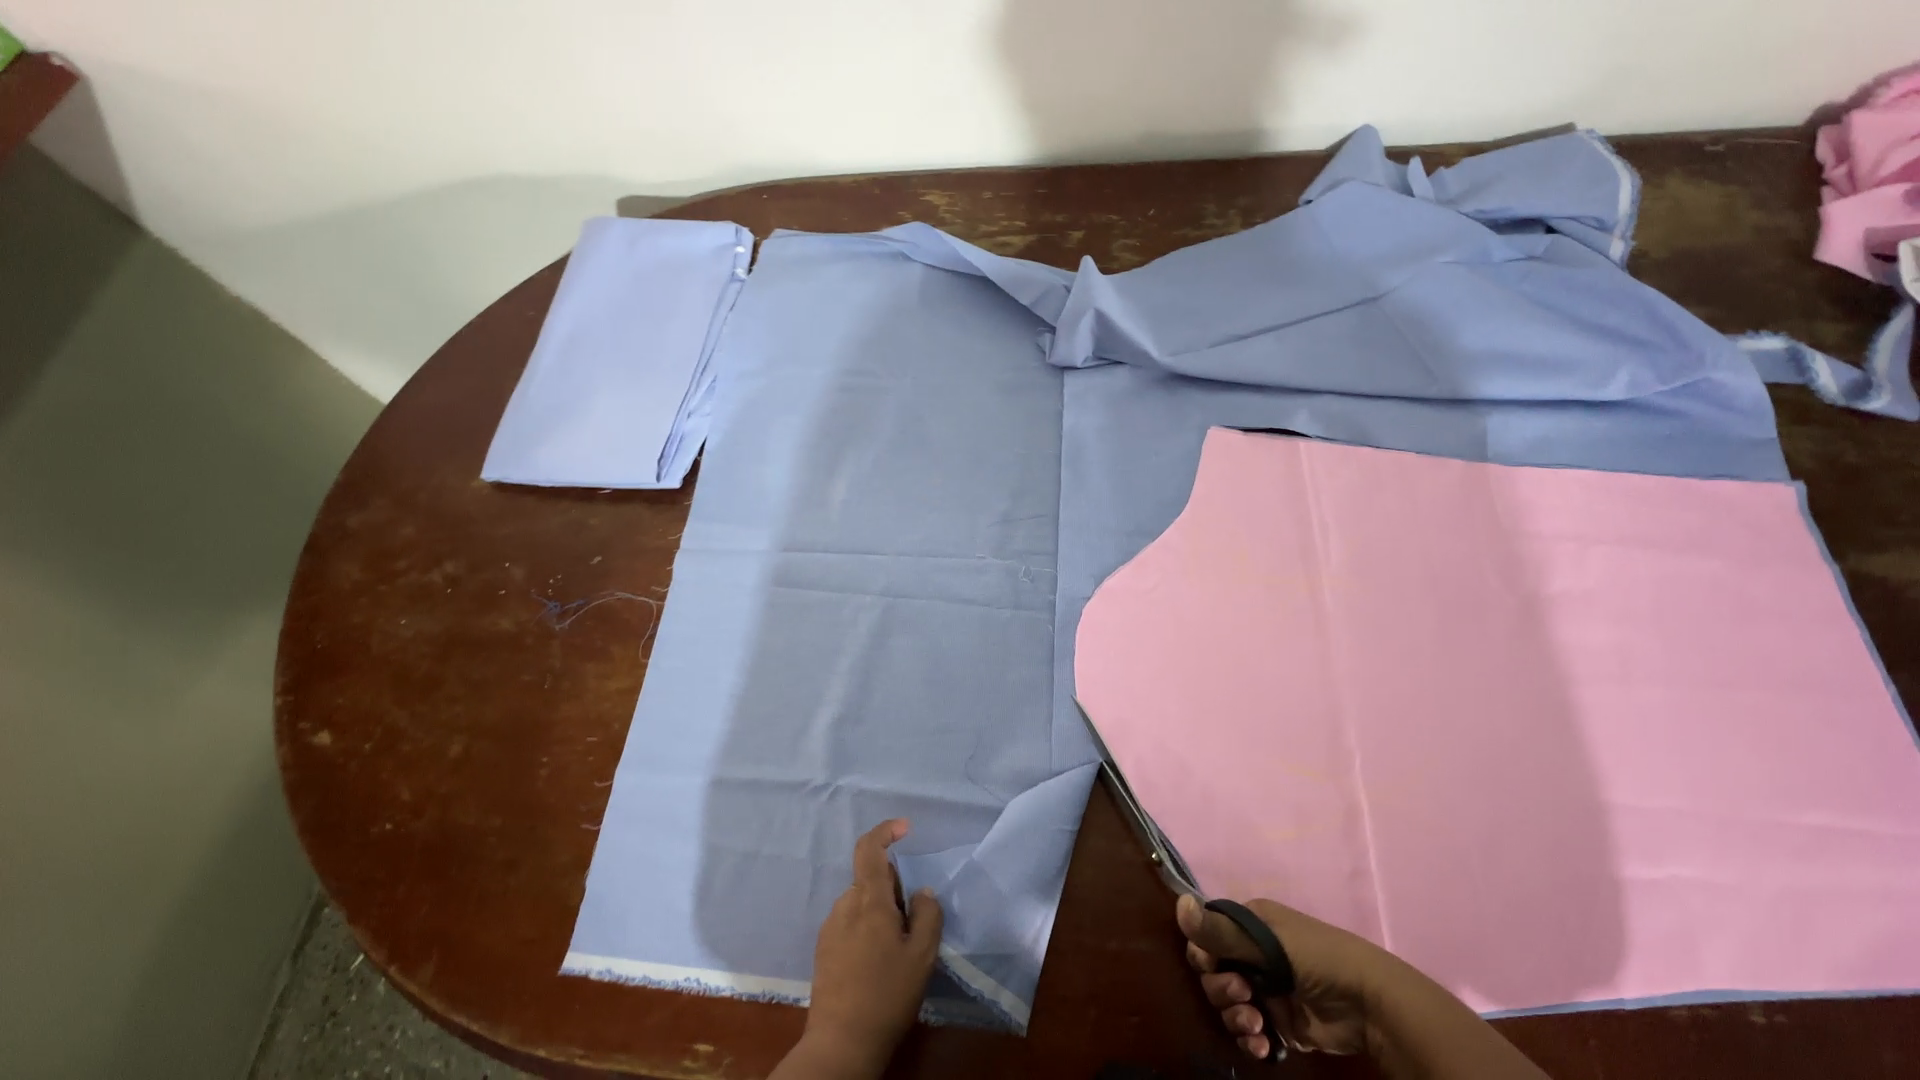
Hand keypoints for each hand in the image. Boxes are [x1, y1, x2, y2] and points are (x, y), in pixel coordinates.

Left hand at [782, 819, 943, 1079]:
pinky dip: (867, 927)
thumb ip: (927, 915)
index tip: (906, 830)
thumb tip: (921, 890)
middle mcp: (844, 906)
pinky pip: (850, 922)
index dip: (886, 831)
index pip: (869, 850)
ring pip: (861, 902)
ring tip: (899, 947)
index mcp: (868, 902)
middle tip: (916, 919)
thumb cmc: (887, 995)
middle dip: (894, 886)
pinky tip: (878, 961)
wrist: (842, 1042)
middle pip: (870, 879)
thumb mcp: (922, 956)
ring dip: (881, 910)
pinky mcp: (823, 949)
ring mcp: (830, 928)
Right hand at [1177, 893, 1390, 1060]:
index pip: (1207, 937)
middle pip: (1212, 973)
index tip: (1212, 965)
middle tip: (1243, 995)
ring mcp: (1265, 990)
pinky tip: (1263, 1045)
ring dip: (1235, 1017)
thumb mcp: (1268, 942)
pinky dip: (1250, 1040)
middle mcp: (1254, 955)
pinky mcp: (1278, 1023)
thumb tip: (1178, 903)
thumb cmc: (1318, 959)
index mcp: (1250, 925)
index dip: (1203, 955)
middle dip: (1221, 989)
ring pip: (1227, 1005)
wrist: (1369, 1005)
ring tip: (1257, 1025)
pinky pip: (1248, 1031)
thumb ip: (1220, 932)